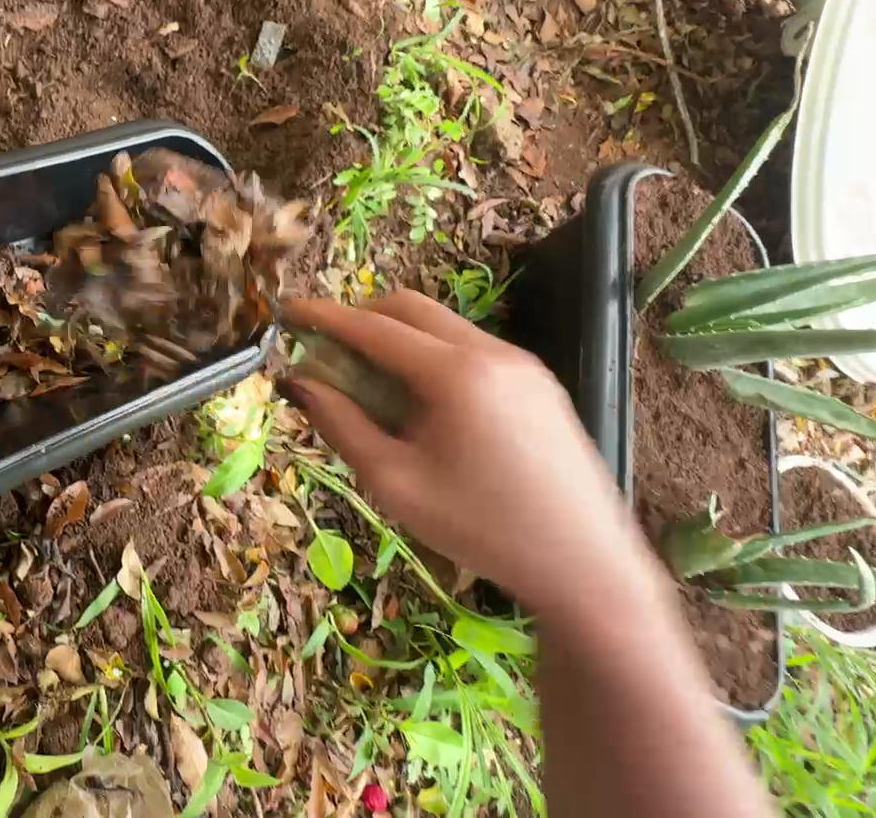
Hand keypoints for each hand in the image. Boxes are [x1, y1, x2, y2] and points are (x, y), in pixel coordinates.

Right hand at [276, 292, 656, 617]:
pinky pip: (467, 346)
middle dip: (359, 317)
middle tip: (325, 349)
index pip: (373, 328)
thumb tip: (297, 381)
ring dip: (394, 335)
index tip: (287, 310)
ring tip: (367, 380)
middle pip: (408, 307)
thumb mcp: (392, 481)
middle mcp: (492, 353)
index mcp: (456, 374)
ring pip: (440, 324)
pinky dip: (427, 352)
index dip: (323, 316)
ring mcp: (522, 365)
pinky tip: (416, 398)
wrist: (588, 569)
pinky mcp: (537, 383)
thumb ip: (339, 423)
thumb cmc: (480, 528)